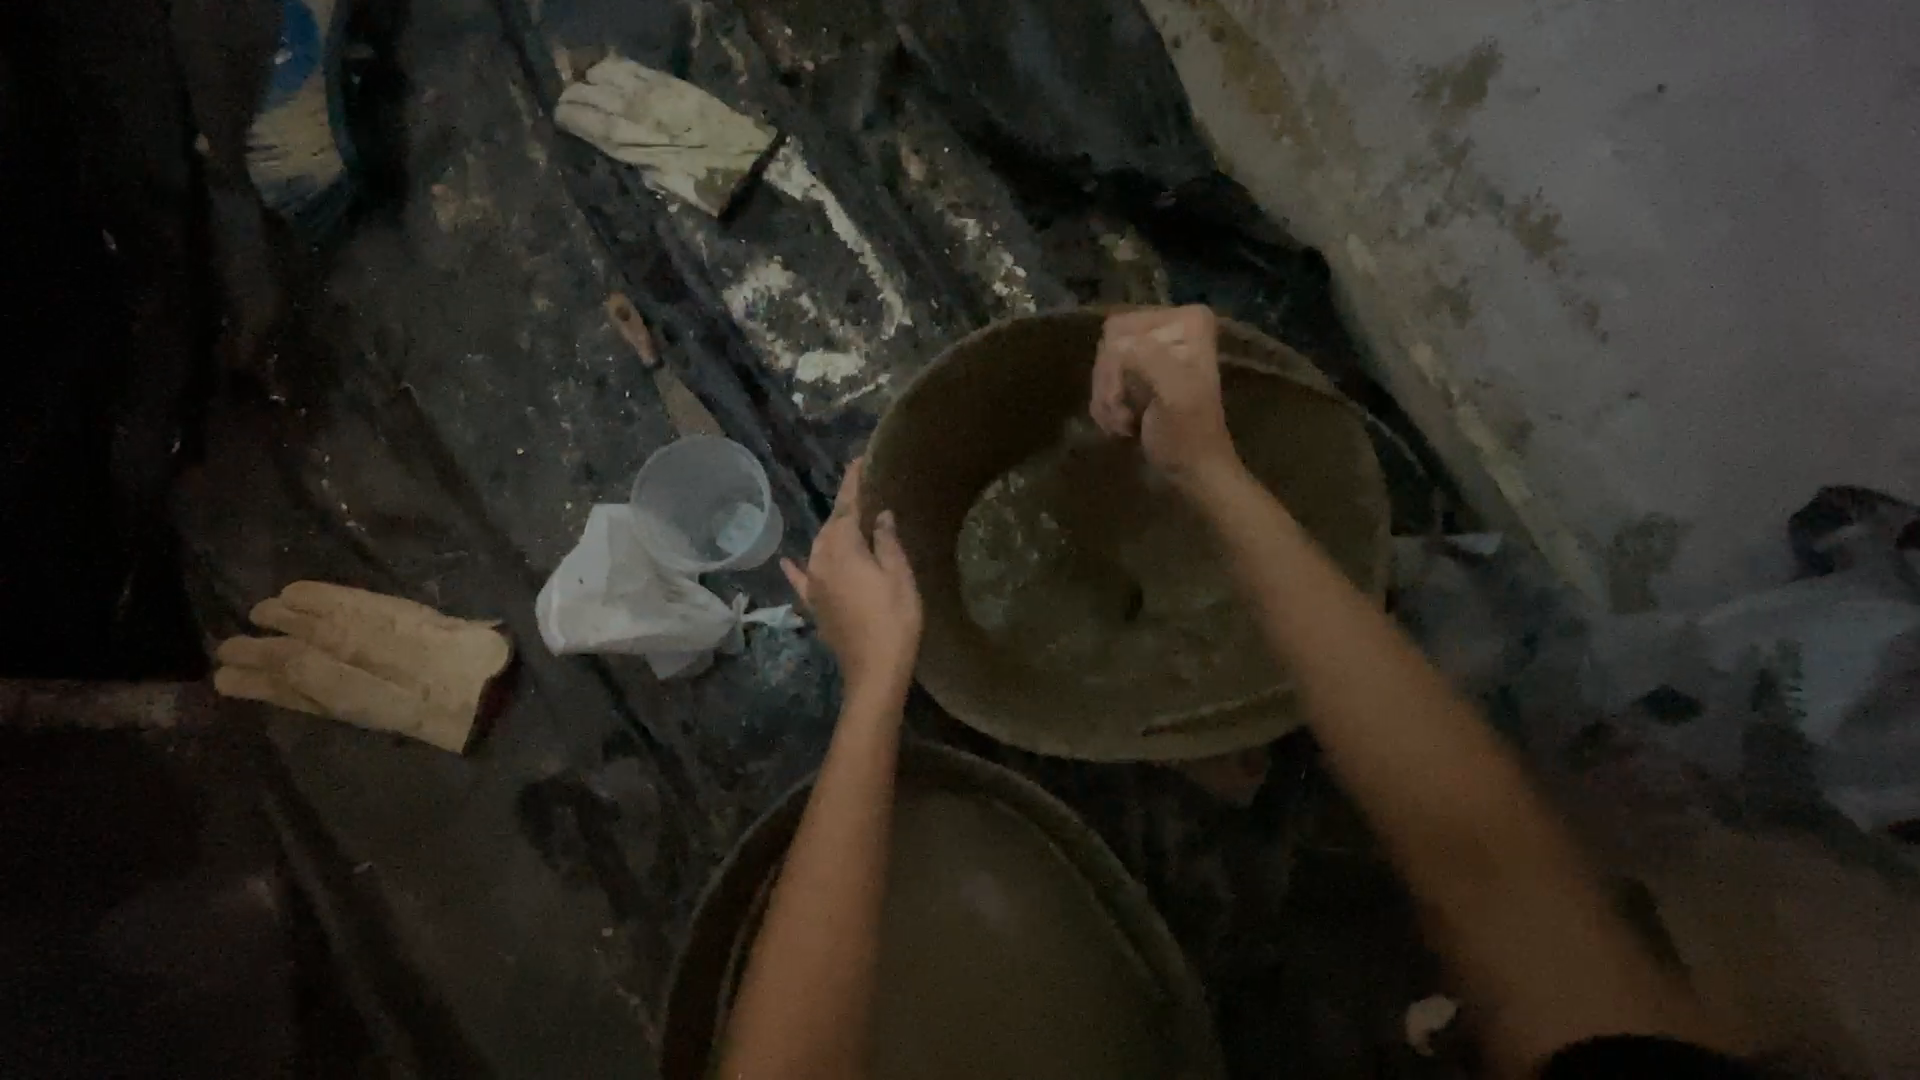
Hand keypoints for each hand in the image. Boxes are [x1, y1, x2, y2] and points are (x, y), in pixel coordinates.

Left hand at [782, 459, 922, 698]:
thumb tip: (881, 516)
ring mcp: (814, 585)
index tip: (857, 461)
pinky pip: (802, 579)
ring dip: (832, 532)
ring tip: (848, 519)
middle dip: (844, 507)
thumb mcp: (900, 576)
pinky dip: (796, 568)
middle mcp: (821, 561)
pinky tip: (788, 560)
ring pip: (820, 548)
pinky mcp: (815, 606)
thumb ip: (887, 542)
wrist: (874, 669)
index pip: (847, 507)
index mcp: (843, 548)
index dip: (852, 483)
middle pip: (832, 526)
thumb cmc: (895, 619)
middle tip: (862, 491)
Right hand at [1089, 305, 1246, 494]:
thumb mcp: (1176, 394)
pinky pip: (1103, 382)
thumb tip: (1114, 345)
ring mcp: (1153, 352)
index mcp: (1188, 322)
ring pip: (1102, 366)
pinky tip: (1121, 426)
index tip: (1124, 400)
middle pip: (1108, 345)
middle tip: (1125, 418)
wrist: (1192, 472)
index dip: (1115, 367)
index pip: (1120, 328)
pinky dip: (1106, 409)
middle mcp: (1170, 327)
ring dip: (1106, 402)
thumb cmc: (1188, 437)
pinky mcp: (1140, 375)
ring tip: (1124, 425)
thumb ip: (1149, 360)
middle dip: (1110, 387)